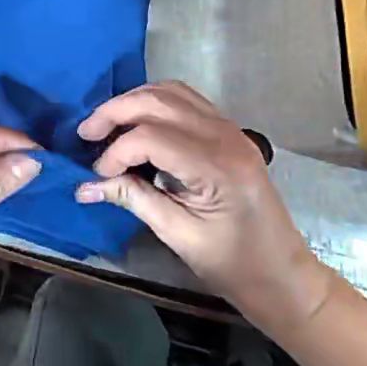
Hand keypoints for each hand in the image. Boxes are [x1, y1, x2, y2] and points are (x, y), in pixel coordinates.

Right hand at [75, 82, 333, 335]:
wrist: (281, 273)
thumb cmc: (233, 264)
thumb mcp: (178, 235)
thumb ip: (133, 199)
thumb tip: (85, 186)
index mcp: (217, 165)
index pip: (151, 136)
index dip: (116, 152)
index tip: (97, 176)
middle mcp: (225, 135)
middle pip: (159, 101)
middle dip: (116, 111)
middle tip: (85, 134)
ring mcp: (230, 129)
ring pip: (173, 91)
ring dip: (135, 102)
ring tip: (106, 126)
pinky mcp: (229, 131)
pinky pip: (187, 101)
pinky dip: (156, 104)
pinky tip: (137, 124)